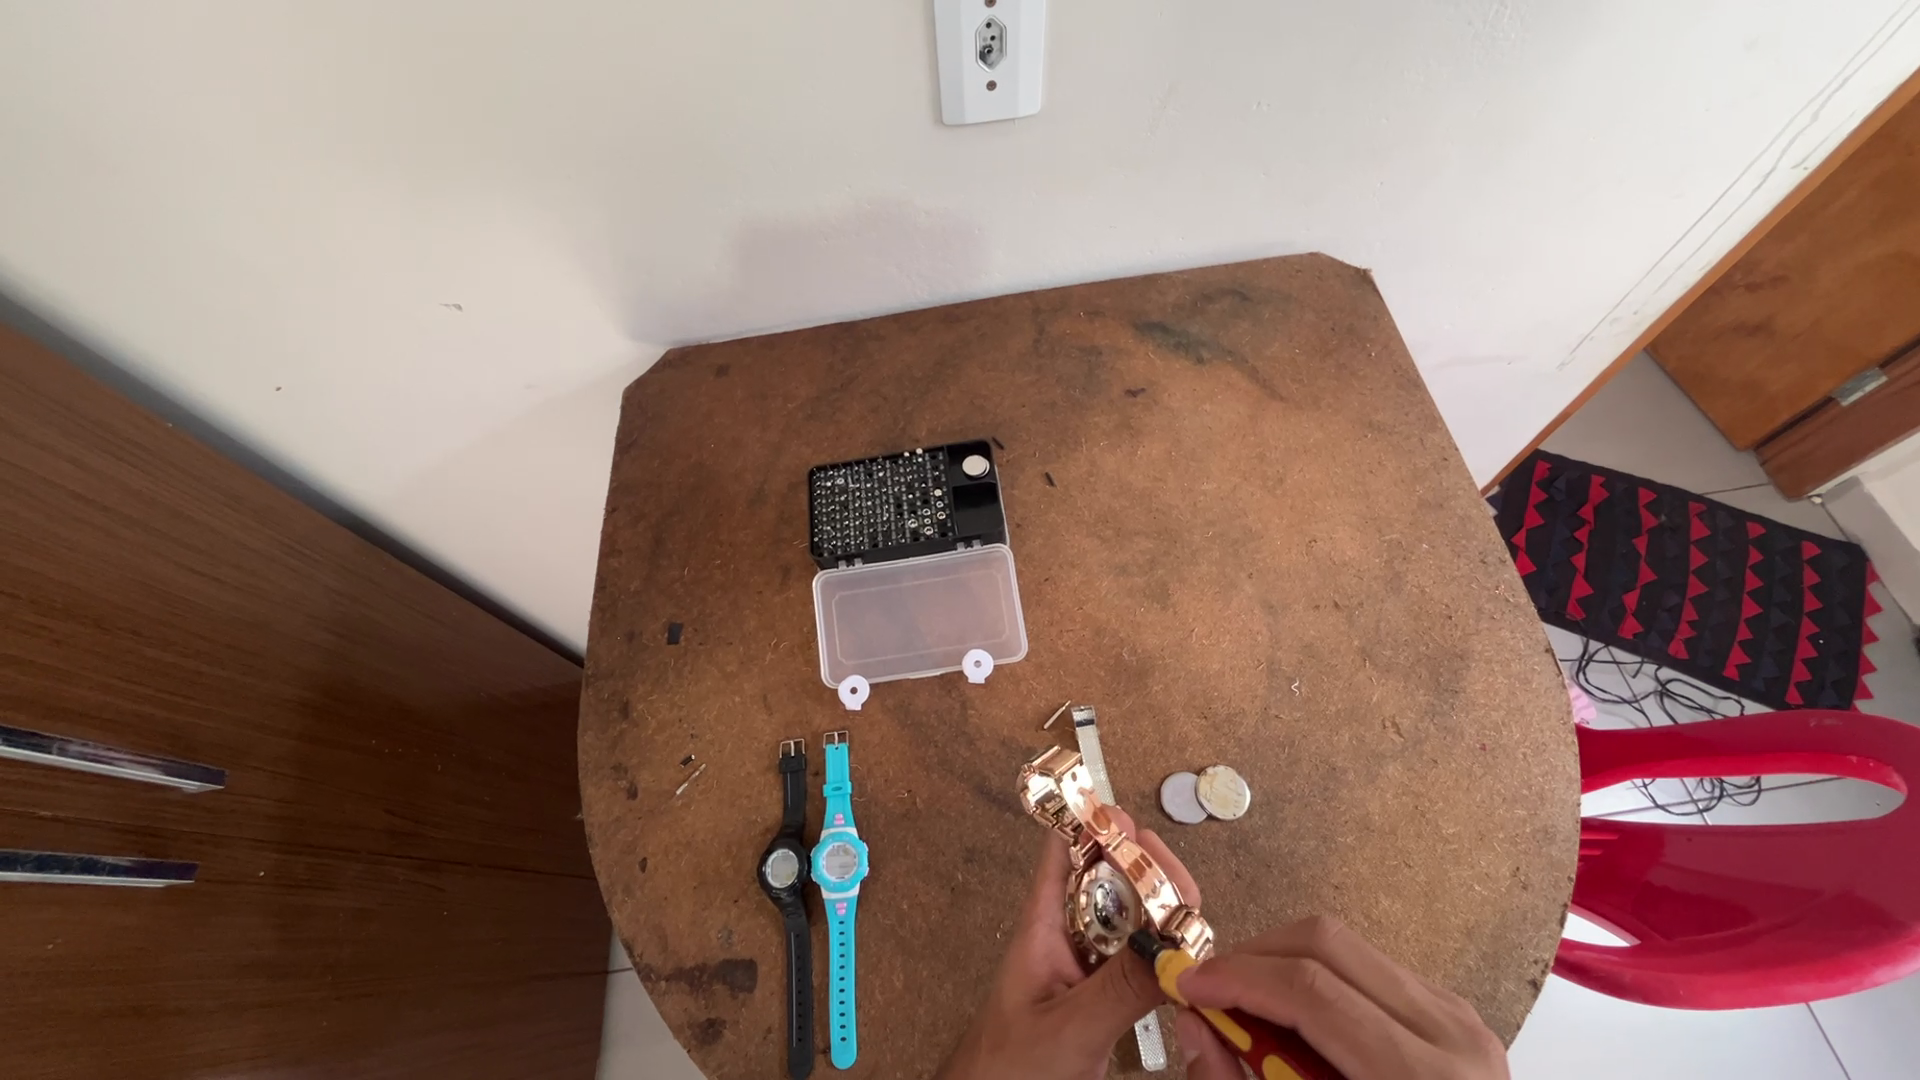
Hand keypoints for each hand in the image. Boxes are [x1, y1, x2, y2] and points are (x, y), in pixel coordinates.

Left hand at [936, 808, 1200, 1079]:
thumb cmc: (1010, 1065)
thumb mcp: (1067, 1026)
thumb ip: (1118, 989)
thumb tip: (1175, 947)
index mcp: (1044, 922)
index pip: (1064, 851)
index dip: (1094, 825)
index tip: (1132, 823)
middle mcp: (1068, 931)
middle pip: (1107, 877)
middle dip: (1143, 867)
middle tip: (1181, 881)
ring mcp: (1087, 962)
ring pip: (1128, 915)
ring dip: (1159, 907)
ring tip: (1192, 912)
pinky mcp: (1104, 995)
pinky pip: (1138, 958)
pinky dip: (1163, 951)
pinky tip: (1188, 955)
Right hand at [1172, 916, 1509, 1079]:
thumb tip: (1191, 1023)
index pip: (1313, 993)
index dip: (1238, 979)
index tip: (1189, 987)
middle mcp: (1454, 1037)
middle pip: (1324, 944)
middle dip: (1253, 956)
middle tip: (1211, 988)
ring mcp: (1460, 1019)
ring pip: (1343, 944)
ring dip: (1279, 960)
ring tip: (1247, 1002)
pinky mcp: (1453, 1013)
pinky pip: (1365, 965)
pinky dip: (1315, 975)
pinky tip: (1296, 1017)